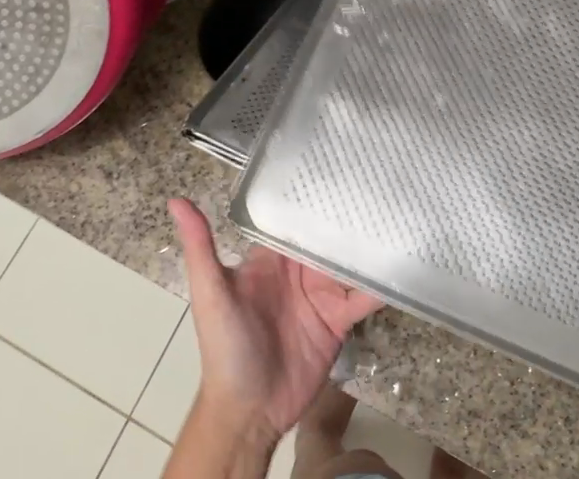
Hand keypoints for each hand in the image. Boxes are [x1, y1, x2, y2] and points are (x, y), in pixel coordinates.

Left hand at [168, 198, 382, 445]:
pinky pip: (363, 297)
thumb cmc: (225, 349)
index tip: (335, 166)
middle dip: (347, 216)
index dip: (310, 196)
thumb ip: (200, 247)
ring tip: (397, 215)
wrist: (249, 411)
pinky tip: (402, 264)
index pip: (291, 220)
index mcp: (268, 260)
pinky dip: (381, 282)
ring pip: (348, 262)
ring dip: (368, 244)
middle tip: (379, 185)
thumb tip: (176, 201)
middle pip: (325, 237)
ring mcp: (320, 295)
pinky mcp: (339, 321)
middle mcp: (297, 272)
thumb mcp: (210, 293)